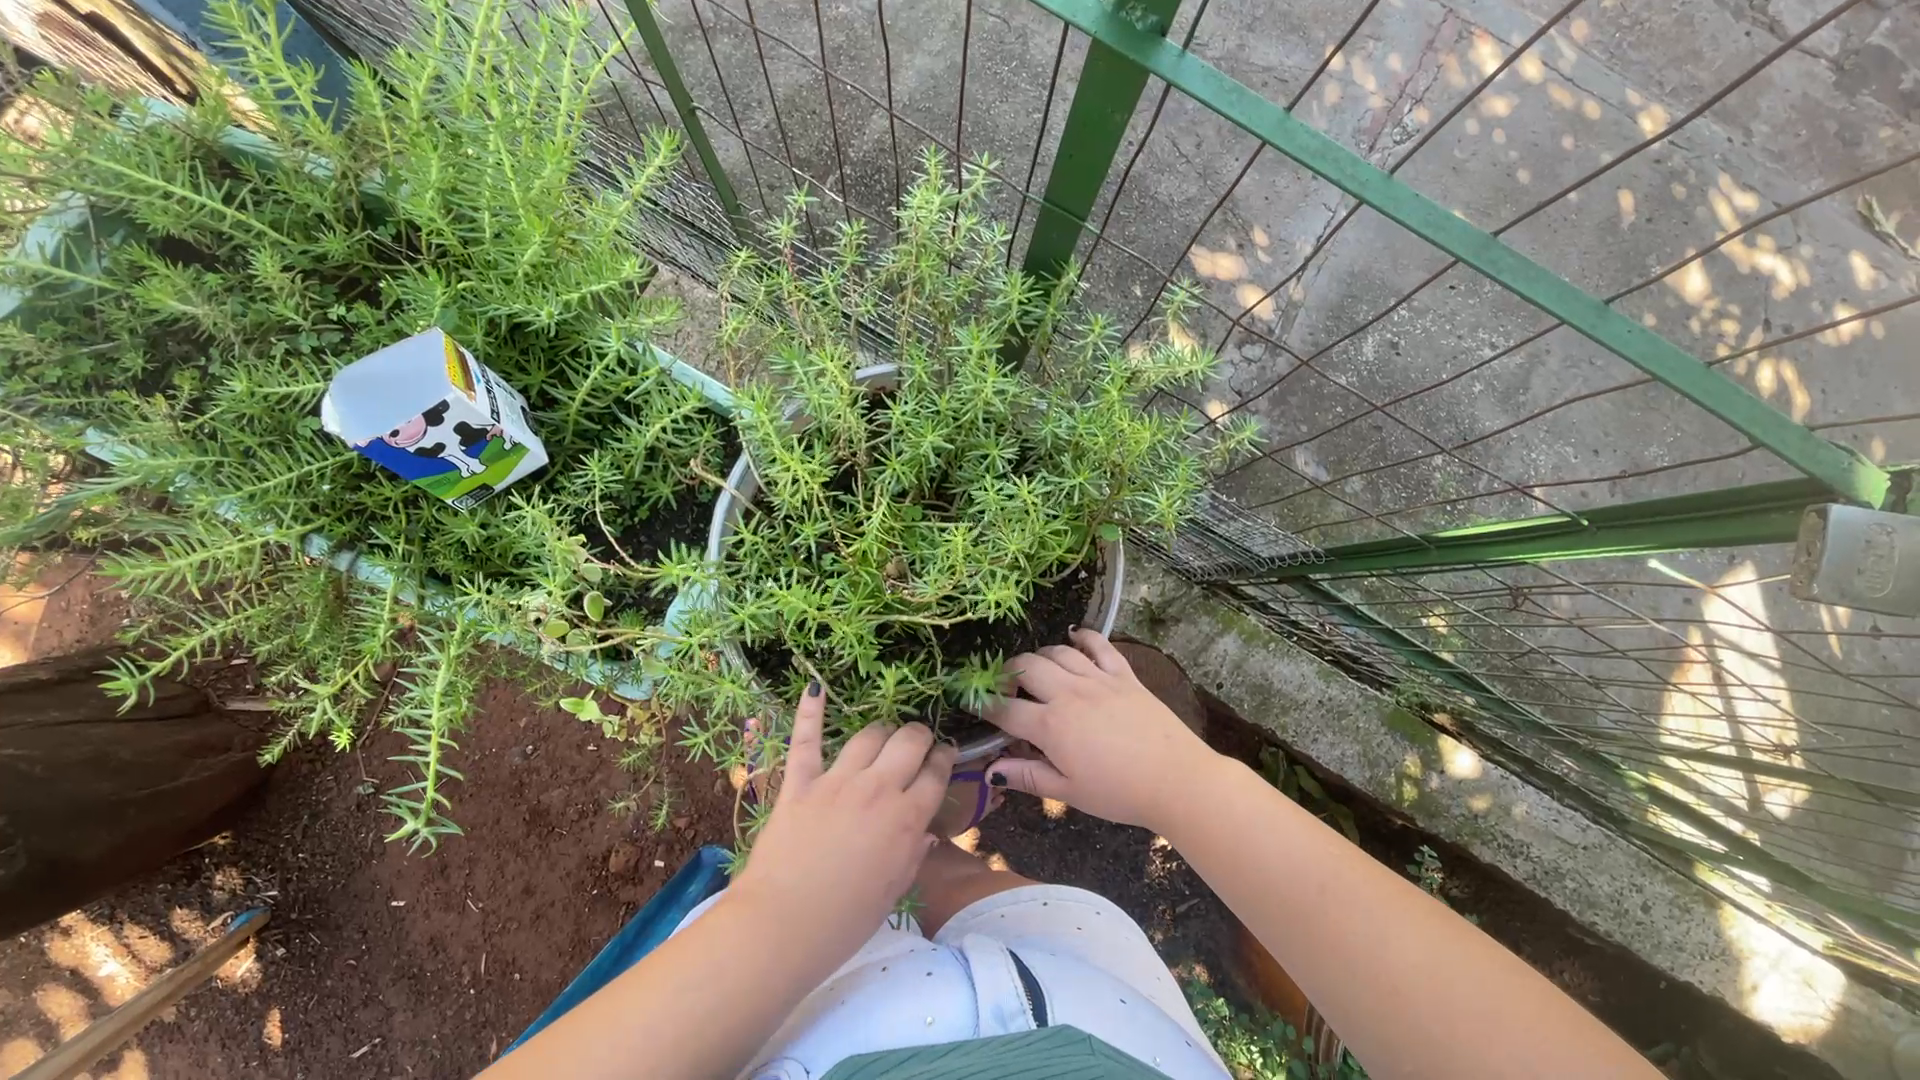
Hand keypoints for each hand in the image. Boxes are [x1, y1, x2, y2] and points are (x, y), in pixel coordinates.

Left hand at [728, 682, 956, 950]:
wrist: (783, 926)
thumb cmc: (844, 921)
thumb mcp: (893, 892)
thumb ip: (912, 855)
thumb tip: (927, 832)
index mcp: (907, 820)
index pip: (936, 774)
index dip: (943, 760)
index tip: (944, 756)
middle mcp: (878, 790)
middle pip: (908, 742)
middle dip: (919, 736)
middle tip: (918, 741)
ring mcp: (837, 782)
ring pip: (868, 736)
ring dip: (882, 730)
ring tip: (884, 734)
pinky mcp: (799, 784)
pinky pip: (806, 739)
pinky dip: (810, 711)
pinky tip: (816, 687)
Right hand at [984, 629, 1220, 831]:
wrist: (1177, 780)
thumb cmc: (1120, 793)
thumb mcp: (1069, 792)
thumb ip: (1028, 776)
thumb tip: (990, 770)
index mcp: (1051, 726)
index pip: (1004, 710)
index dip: (983, 705)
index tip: (971, 703)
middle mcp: (1069, 694)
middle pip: (1026, 668)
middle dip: (1007, 673)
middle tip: (1004, 686)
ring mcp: (1098, 679)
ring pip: (1057, 652)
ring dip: (1039, 656)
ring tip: (1034, 669)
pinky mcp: (1125, 675)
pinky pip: (1099, 645)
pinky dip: (1084, 638)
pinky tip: (1074, 638)